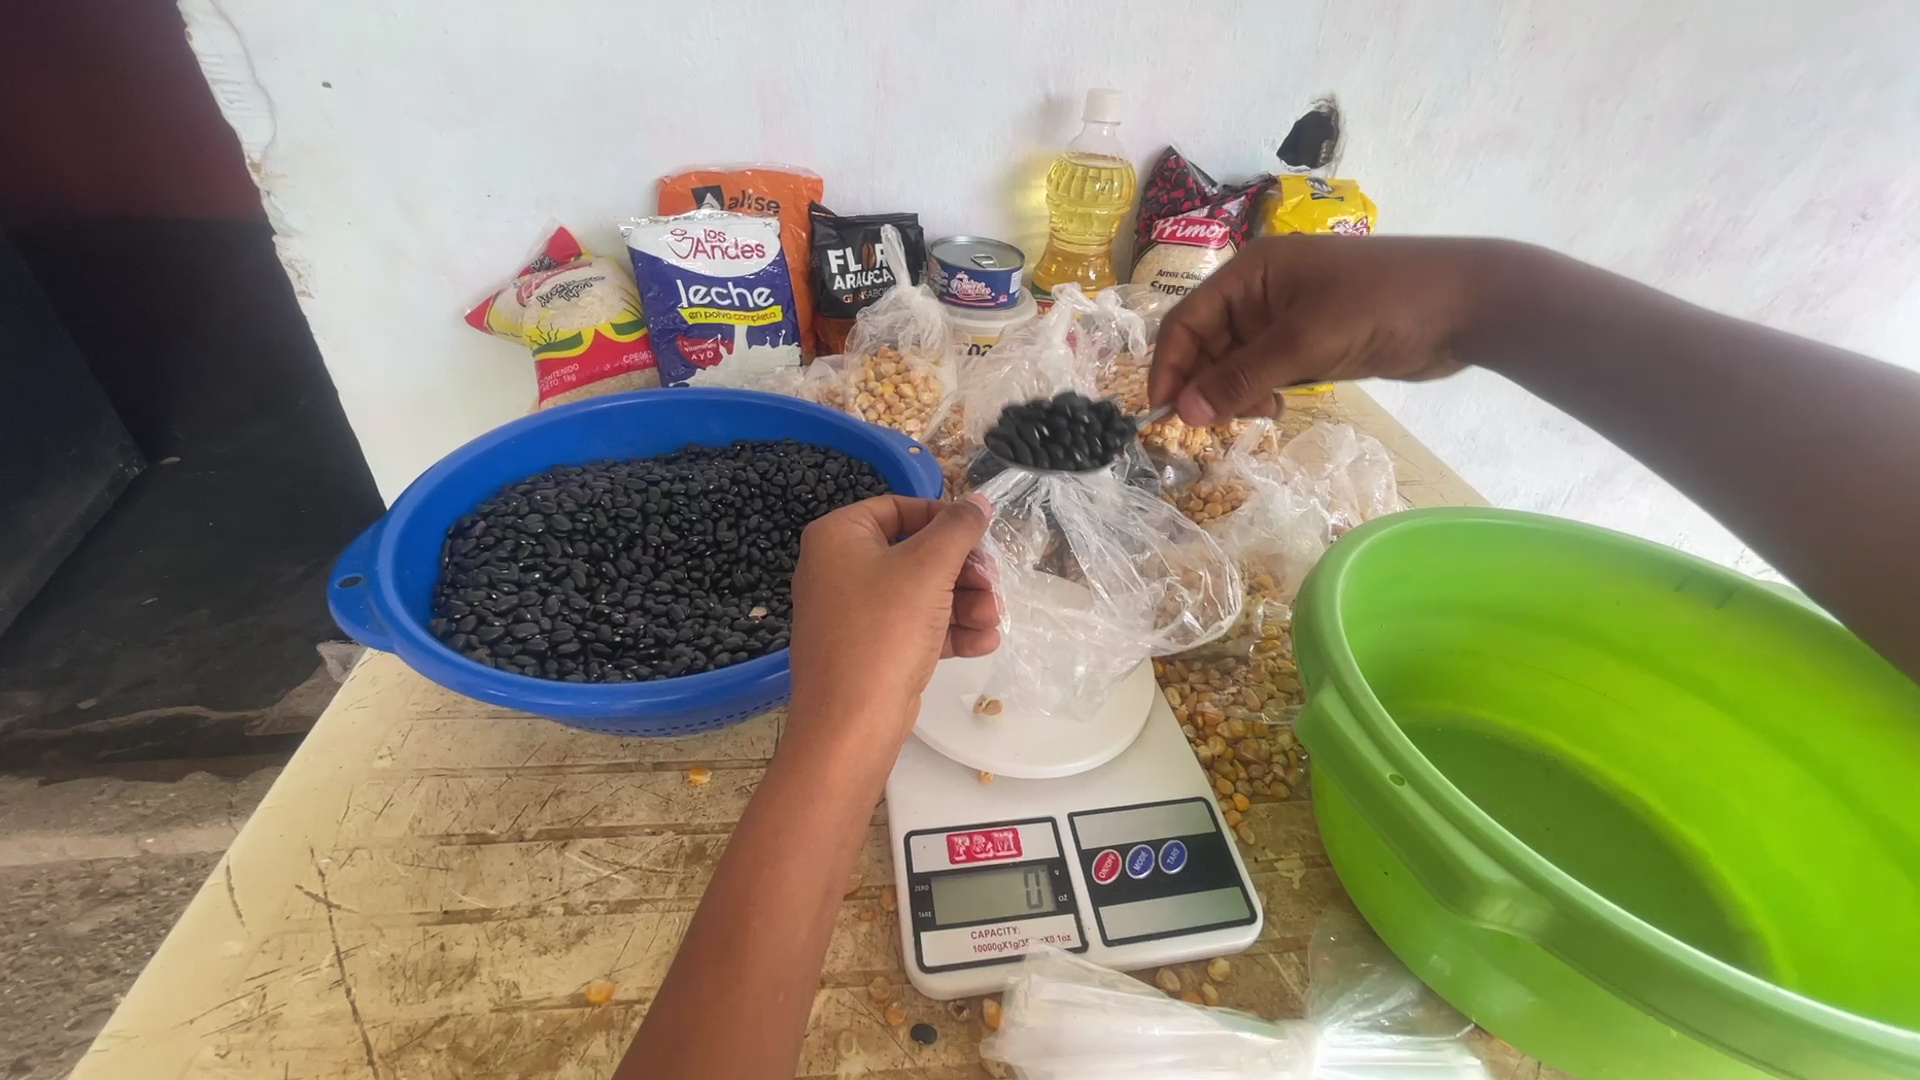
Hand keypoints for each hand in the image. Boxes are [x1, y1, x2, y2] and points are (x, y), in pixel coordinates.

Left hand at [787, 494, 996, 741]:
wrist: (851, 723)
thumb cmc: (884, 629)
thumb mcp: (928, 568)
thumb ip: (958, 528)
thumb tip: (979, 500)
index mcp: (839, 536)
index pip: (899, 508)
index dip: (944, 518)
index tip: (979, 534)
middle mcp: (839, 569)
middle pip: (916, 553)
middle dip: (962, 570)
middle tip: (993, 583)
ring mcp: (854, 612)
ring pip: (920, 593)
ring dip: (964, 602)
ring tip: (993, 617)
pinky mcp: (870, 649)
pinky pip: (914, 627)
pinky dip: (948, 630)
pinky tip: (982, 641)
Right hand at [1149, 235, 1509, 424]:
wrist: (1469, 305)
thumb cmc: (1380, 306)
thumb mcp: (1303, 343)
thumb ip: (1239, 379)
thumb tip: (1184, 414)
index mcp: (1249, 274)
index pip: (1185, 322)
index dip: (1168, 368)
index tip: (1164, 414)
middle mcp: (1258, 293)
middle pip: (1205, 345)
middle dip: (1203, 386)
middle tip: (1211, 426)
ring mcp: (1283, 318)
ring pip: (1232, 364)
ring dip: (1232, 395)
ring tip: (1254, 416)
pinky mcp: (1305, 341)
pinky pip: (1261, 372)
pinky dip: (1257, 394)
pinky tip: (1274, 409)